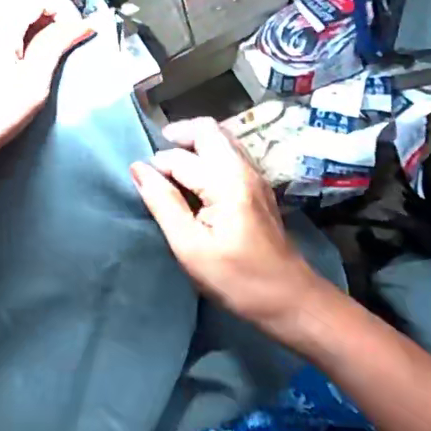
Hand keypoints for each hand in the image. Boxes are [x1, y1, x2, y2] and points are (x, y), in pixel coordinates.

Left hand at [0, 0, 93, 203]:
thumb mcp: (33, 82)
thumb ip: (56, 44)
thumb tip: (81, 24)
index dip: (64, 10)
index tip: (77, 31)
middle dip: (44, 15)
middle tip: (60, 42)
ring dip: (23, 21)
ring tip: (36, 52)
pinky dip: (2, 28)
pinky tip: (8, 56)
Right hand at [130, 118, 338, 334]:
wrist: (292, 300)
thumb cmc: (238, 280)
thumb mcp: (191, 248)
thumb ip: (163, 203)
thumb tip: (138, 168)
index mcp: (226, 180)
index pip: (180, 157)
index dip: (156, 167)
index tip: (142, 185)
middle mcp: (243, 168)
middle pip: (207, 129)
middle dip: (177, 136)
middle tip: (155, 162)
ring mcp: (255, 176)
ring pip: (221, 138)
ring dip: (193, 143)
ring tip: (170, 168)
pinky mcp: (258, 188)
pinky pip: (229, 153)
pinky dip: (207, 154)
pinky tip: (194, 179)